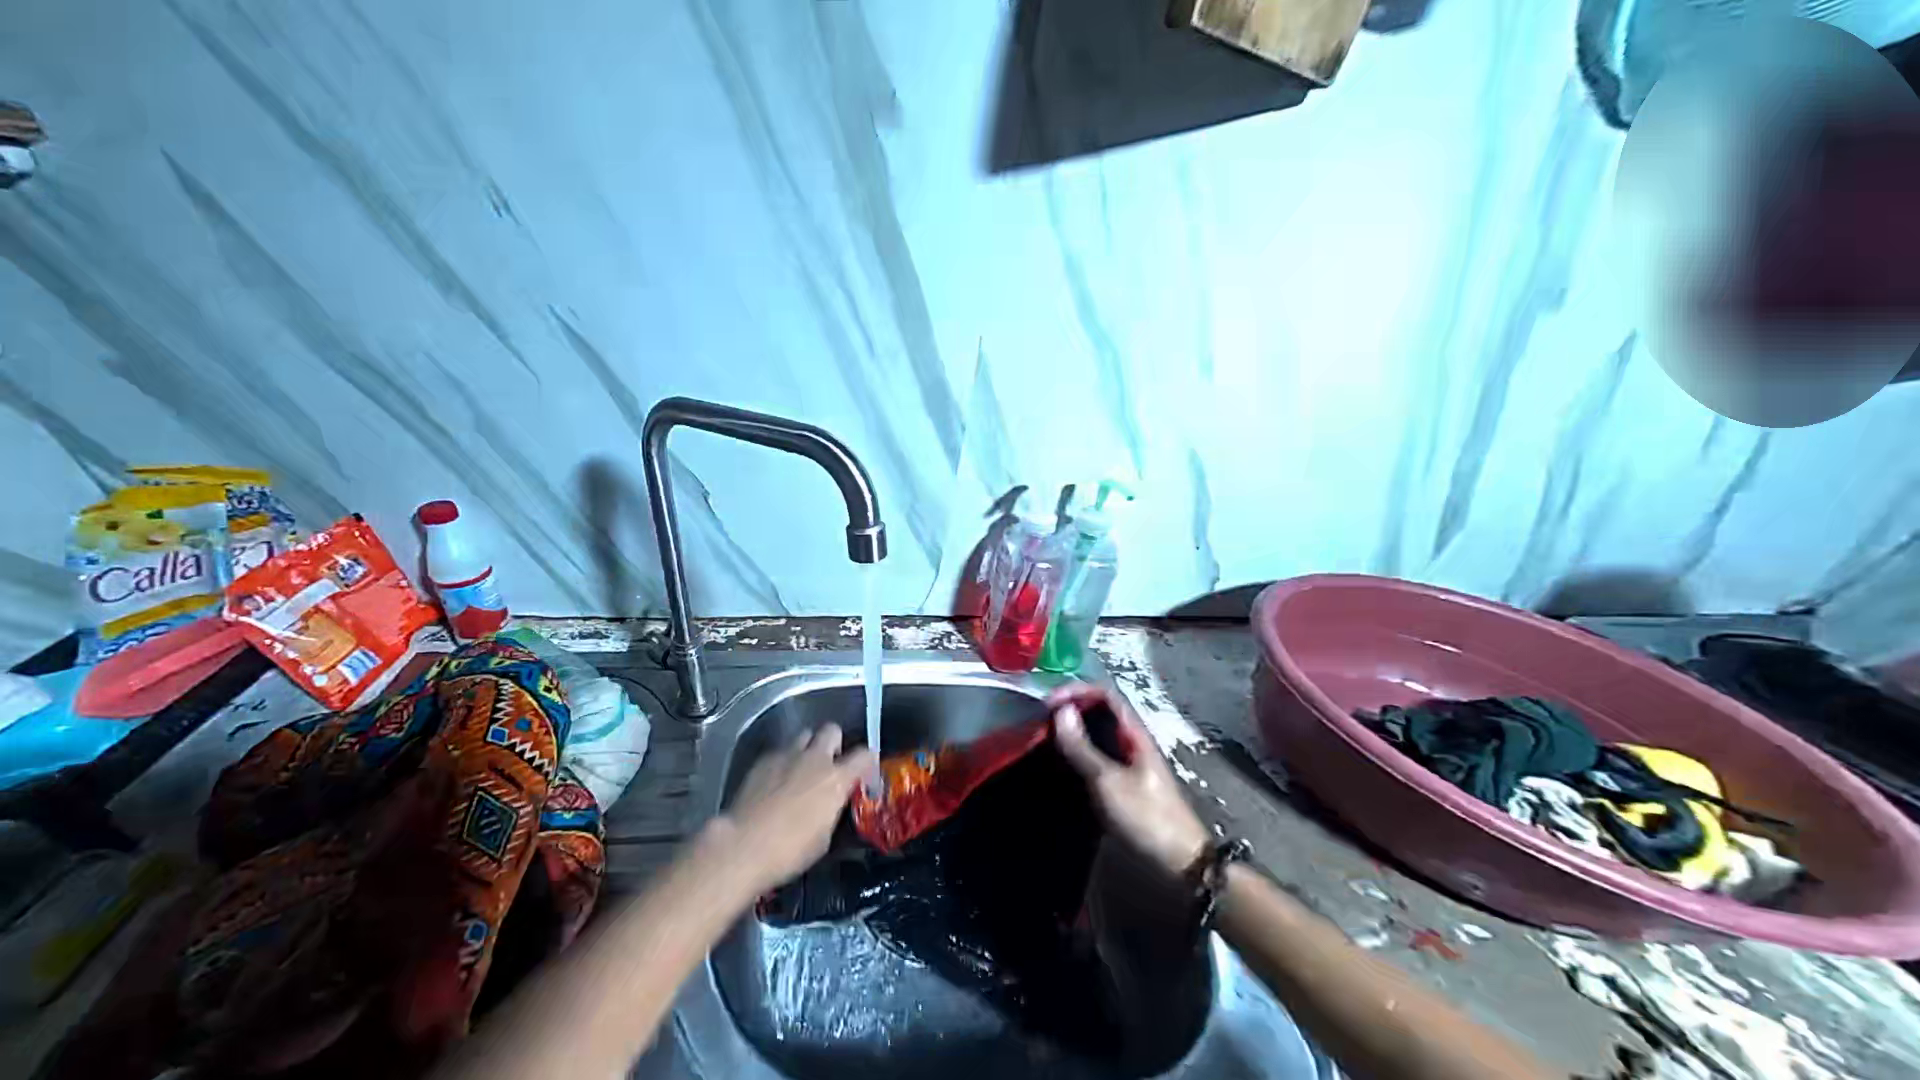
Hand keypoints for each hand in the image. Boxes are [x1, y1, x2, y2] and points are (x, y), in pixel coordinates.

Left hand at [709, 725, 874, 896]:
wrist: (742, 846)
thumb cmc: (789, 851)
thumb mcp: (823, 837)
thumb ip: (832, 810)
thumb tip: (830, 804)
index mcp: (836, 779)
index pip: (864, 755)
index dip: (868, 761)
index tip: (865, 772)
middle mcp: (814, 759)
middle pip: (831, 730)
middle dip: (834, 743)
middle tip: (830, 763)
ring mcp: (786, 756)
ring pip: (804, 735)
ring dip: (807, 748)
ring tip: (802, 767)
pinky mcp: (762, 761)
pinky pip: (780, 751)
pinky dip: (783, 761)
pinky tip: (776, 780)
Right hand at [1051, 683, 1210, 879]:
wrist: (1180, 863)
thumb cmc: (1146, 817)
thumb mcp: (1109, 782)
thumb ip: (1083, 748)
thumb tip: (1060, 710)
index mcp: (1135, 734)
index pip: (1105, 695)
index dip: (1077, 691)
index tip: (1048, 703)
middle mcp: (1132, 742)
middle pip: (1100, 713)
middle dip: (1071, 710)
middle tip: (1040, 720)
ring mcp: (1128, 764)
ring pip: (1097, 736)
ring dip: (1072, 732)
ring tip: (1043, 739)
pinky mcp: (1123, 784)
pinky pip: (1096, 758)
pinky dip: (1077, 754)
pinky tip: (1059, 764)